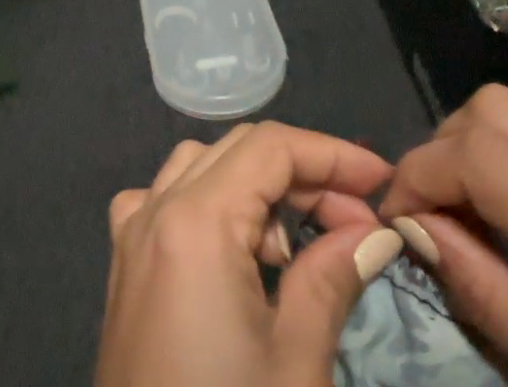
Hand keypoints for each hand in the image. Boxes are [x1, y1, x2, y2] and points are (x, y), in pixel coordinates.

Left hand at [96, 122, 400, 386]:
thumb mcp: (295, 359)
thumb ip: (332, 277)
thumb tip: (375, 230)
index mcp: (194, 222)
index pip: (271, 147)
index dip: (333, 154)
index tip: (384, 183)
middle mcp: (153, 211)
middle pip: (237, 151)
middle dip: (303, 171)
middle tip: (356, 221)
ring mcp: (130, 237)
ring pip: (199, 168)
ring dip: (256, 185)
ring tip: (296, 245)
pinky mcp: (123, 268)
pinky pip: (164, 201)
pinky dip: (209, 203)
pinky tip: (236, 253)